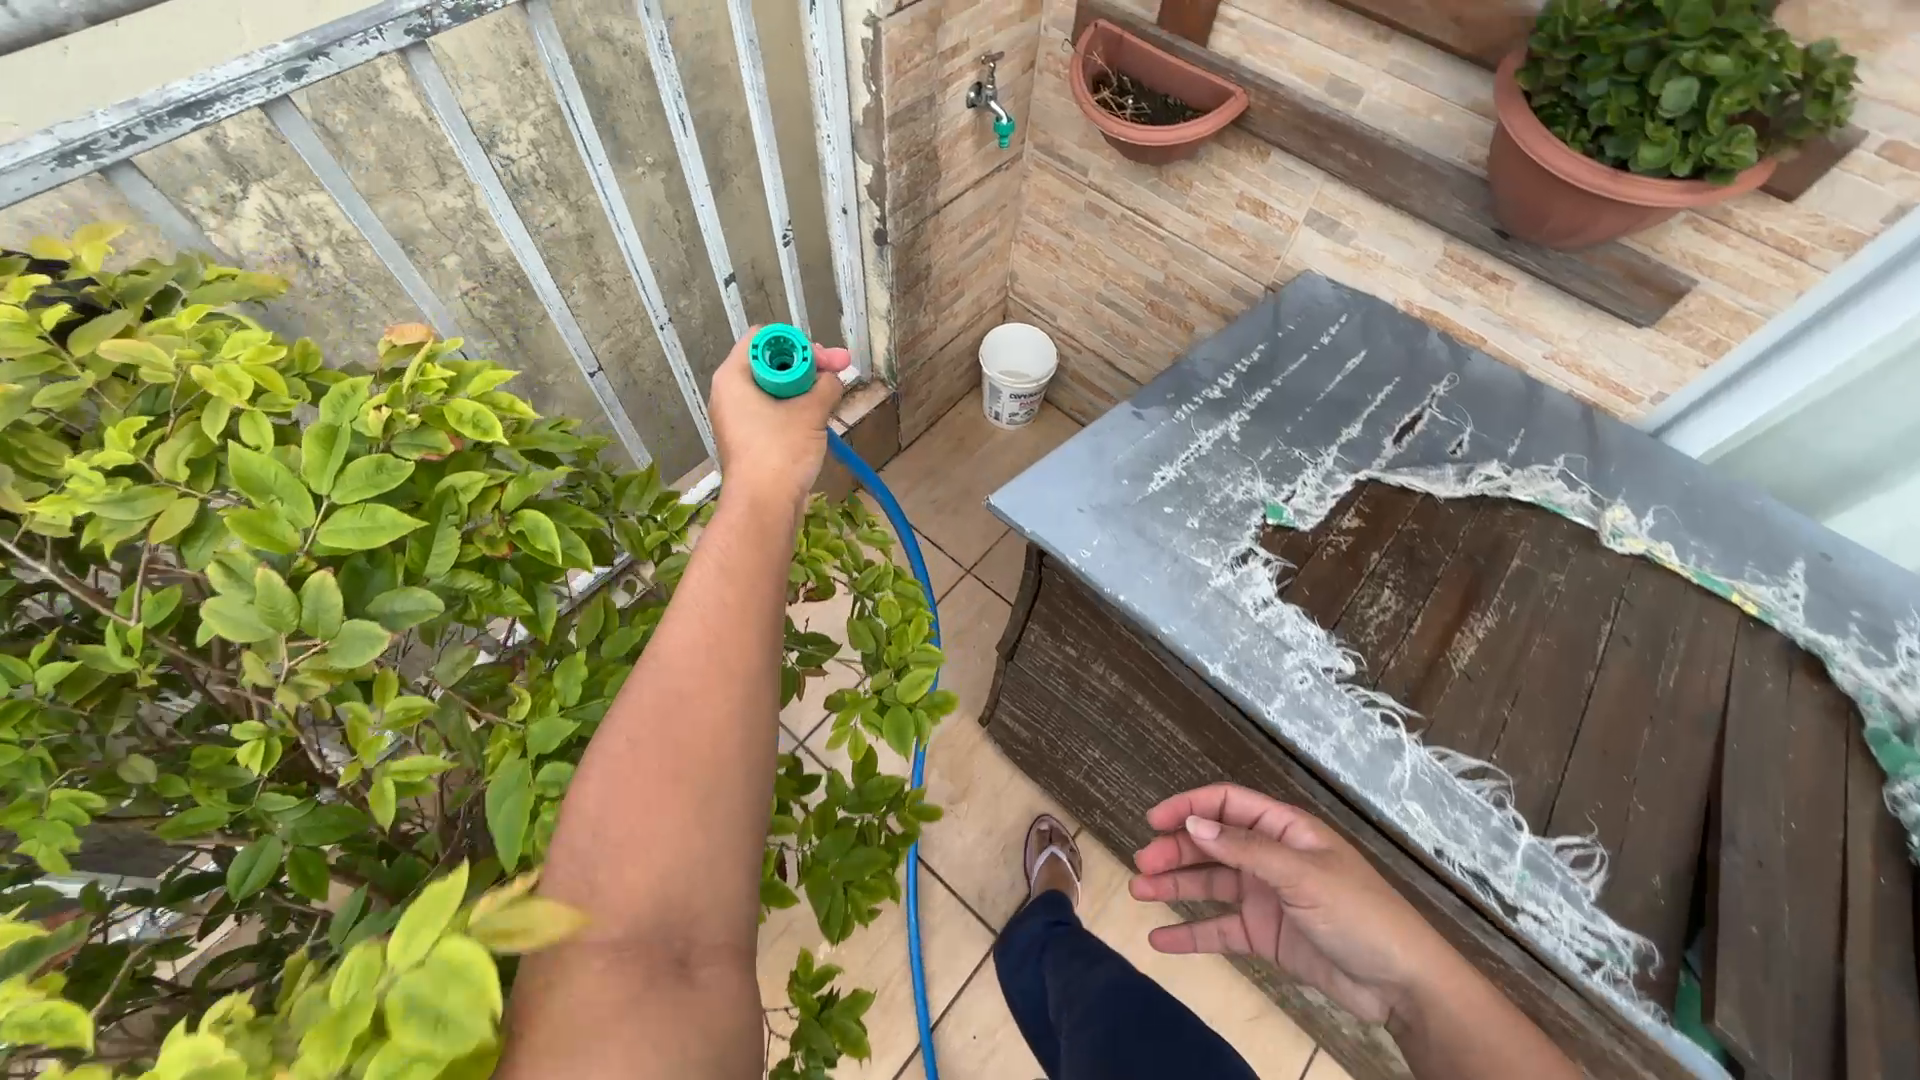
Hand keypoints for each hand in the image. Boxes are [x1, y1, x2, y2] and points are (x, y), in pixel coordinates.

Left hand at [707, 328, 849, 512]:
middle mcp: (730, 393)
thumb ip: (826, 386)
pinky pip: (773, 412)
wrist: (763, 505)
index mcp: (734, 376)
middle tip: (838, 370)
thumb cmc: (780, 452)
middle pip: (771, 362)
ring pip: (775, 389)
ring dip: (805, 388)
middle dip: (807, 365)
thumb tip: (833, 378)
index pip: (763, 338)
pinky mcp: (749, 439)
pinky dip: (796, 409)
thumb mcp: (810, 412)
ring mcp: (738, 418)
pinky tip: (819, 415)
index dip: (797, 343)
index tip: (824, 359)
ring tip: (833, 393)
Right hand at [1130, 784, 1460, 1025]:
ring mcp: (1266, 897)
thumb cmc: (1361, 914)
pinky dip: (1190, 932)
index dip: (1190, 807)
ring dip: (1175, 886)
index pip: (1228, 805)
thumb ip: (1246, 849)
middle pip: (1212, 845)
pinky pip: (1220, 928)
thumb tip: (1194, 824)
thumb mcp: (1303, 874)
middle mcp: (1271, 857)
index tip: (1154, 819)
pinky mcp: (1265, 935)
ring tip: (1139, 891)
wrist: (1402, 984)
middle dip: (1175, 850)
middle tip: (1143, 864)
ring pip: (1210, 884)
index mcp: (1285, 831)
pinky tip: (1160, 939)